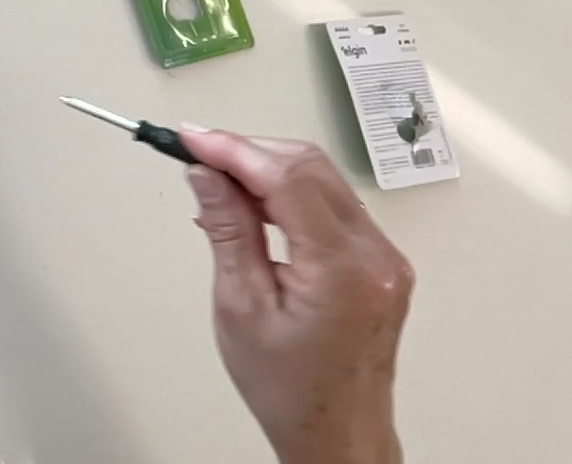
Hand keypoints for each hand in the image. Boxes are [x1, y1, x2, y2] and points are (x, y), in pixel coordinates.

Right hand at [180, 128, 413, 463]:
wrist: (337, 434)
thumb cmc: (287, 385)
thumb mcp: (240, 304)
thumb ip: (227, 229)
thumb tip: (205, 173)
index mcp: (343, 271)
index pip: (286, 179)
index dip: (232, 148)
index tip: (189, 138)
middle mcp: (375, 256)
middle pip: (307, 166)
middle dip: (245, 149)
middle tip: (194, 153)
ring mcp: (382, 256)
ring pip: (318, 176)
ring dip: (262, 165)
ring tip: (213, 178)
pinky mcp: (376, 259)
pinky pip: (327, 200)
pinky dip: (282, 188)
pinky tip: (246, 201)